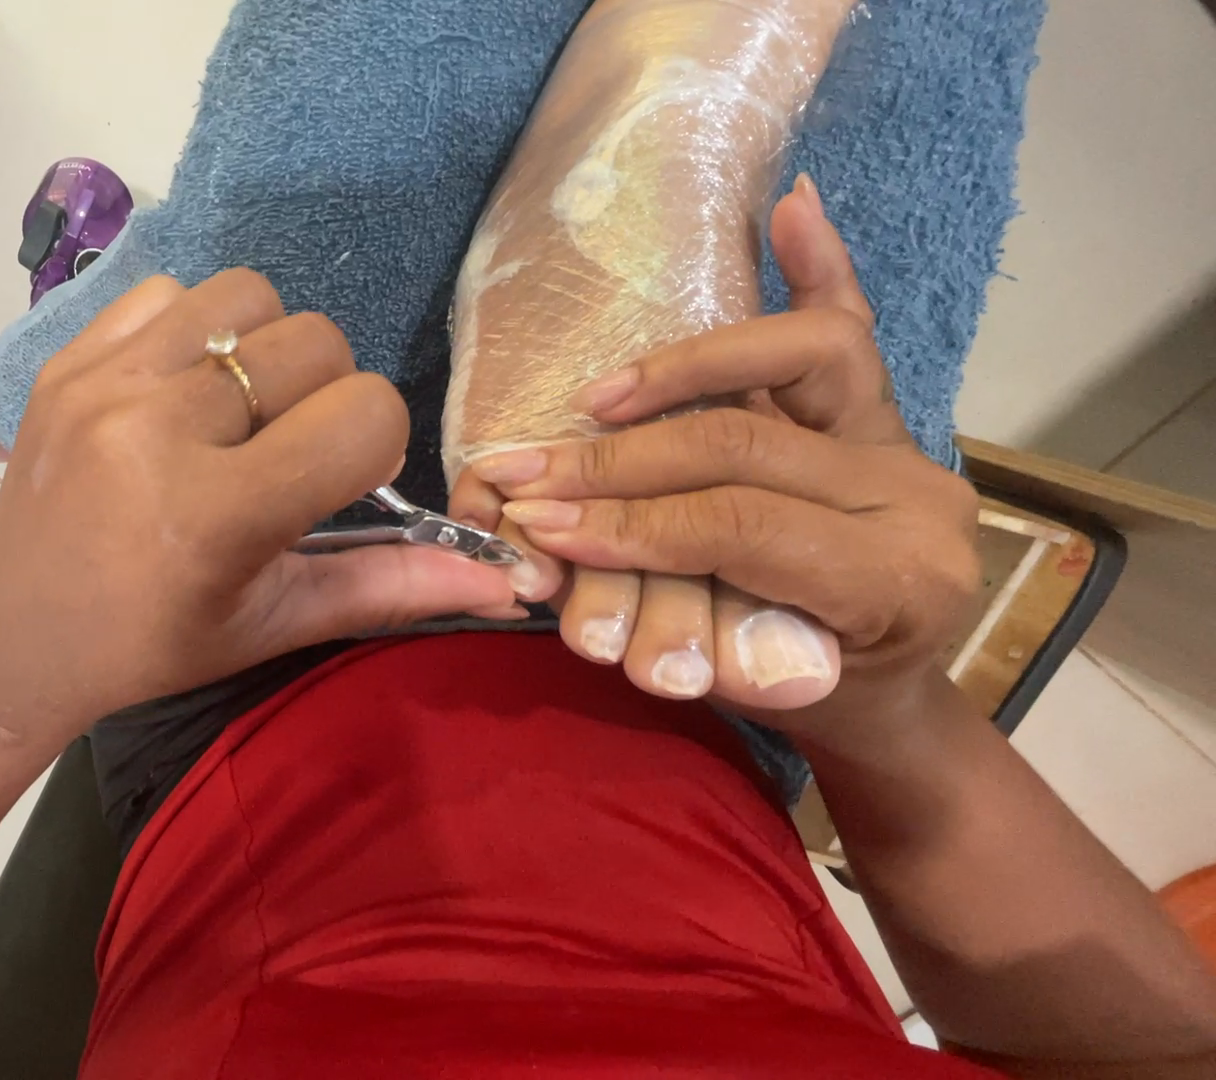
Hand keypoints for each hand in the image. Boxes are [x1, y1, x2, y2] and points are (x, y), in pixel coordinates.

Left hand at [0, 270, 514, 740]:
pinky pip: (170, 291)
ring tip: (234, 412)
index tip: (336, 480)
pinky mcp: (67, 358)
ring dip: (266, 350)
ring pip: (248, 296)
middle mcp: (159, 428)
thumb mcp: (274, 623)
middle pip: (316, 343)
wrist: (22, 636)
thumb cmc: (156, 644)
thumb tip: (506, 582)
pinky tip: (177, 391)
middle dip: (325, 397)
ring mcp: (104, 382)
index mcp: (217, 512)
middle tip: (284, 451)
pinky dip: (196, 330)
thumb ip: (389, 588)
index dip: (374, 444)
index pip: (365, 415)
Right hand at [470, 178, 981, 740]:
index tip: (541, 526)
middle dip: (621, 460)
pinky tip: (790, 212)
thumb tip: (545, 568)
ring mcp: (901, 441)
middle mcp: (912, 493)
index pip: (737, 525)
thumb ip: (658, 631)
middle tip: (535, 471)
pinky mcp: (882, 416)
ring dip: (685, 362)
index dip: (630, 522)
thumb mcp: (738, 687)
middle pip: (744, 442)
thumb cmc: (804, 694)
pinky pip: (854, 329)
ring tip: (597, 396)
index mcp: (891, 579)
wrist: (883, 687)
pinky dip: (821, 265)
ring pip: (806, 354)